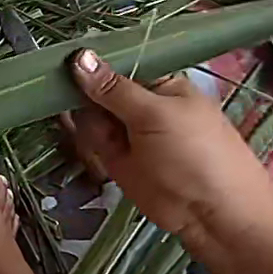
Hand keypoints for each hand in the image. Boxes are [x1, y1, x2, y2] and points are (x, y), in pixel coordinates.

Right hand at [63, 50, 272, 236]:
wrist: (214, 218)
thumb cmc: (196, 155)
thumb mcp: (156, 114)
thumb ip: (113, 88)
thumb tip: (79, 56)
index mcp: (157, 82)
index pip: (115, 61)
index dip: (88, 59)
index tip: (58, 58)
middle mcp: (137, 102)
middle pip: (94, 85)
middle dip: (77, 89)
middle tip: (58, 92)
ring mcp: (124, 129)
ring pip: (86, 111)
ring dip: (79, 116)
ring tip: (86, 126)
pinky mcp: (113, 155)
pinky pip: (88, 137)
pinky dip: (83, 138)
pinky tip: (88, 141)